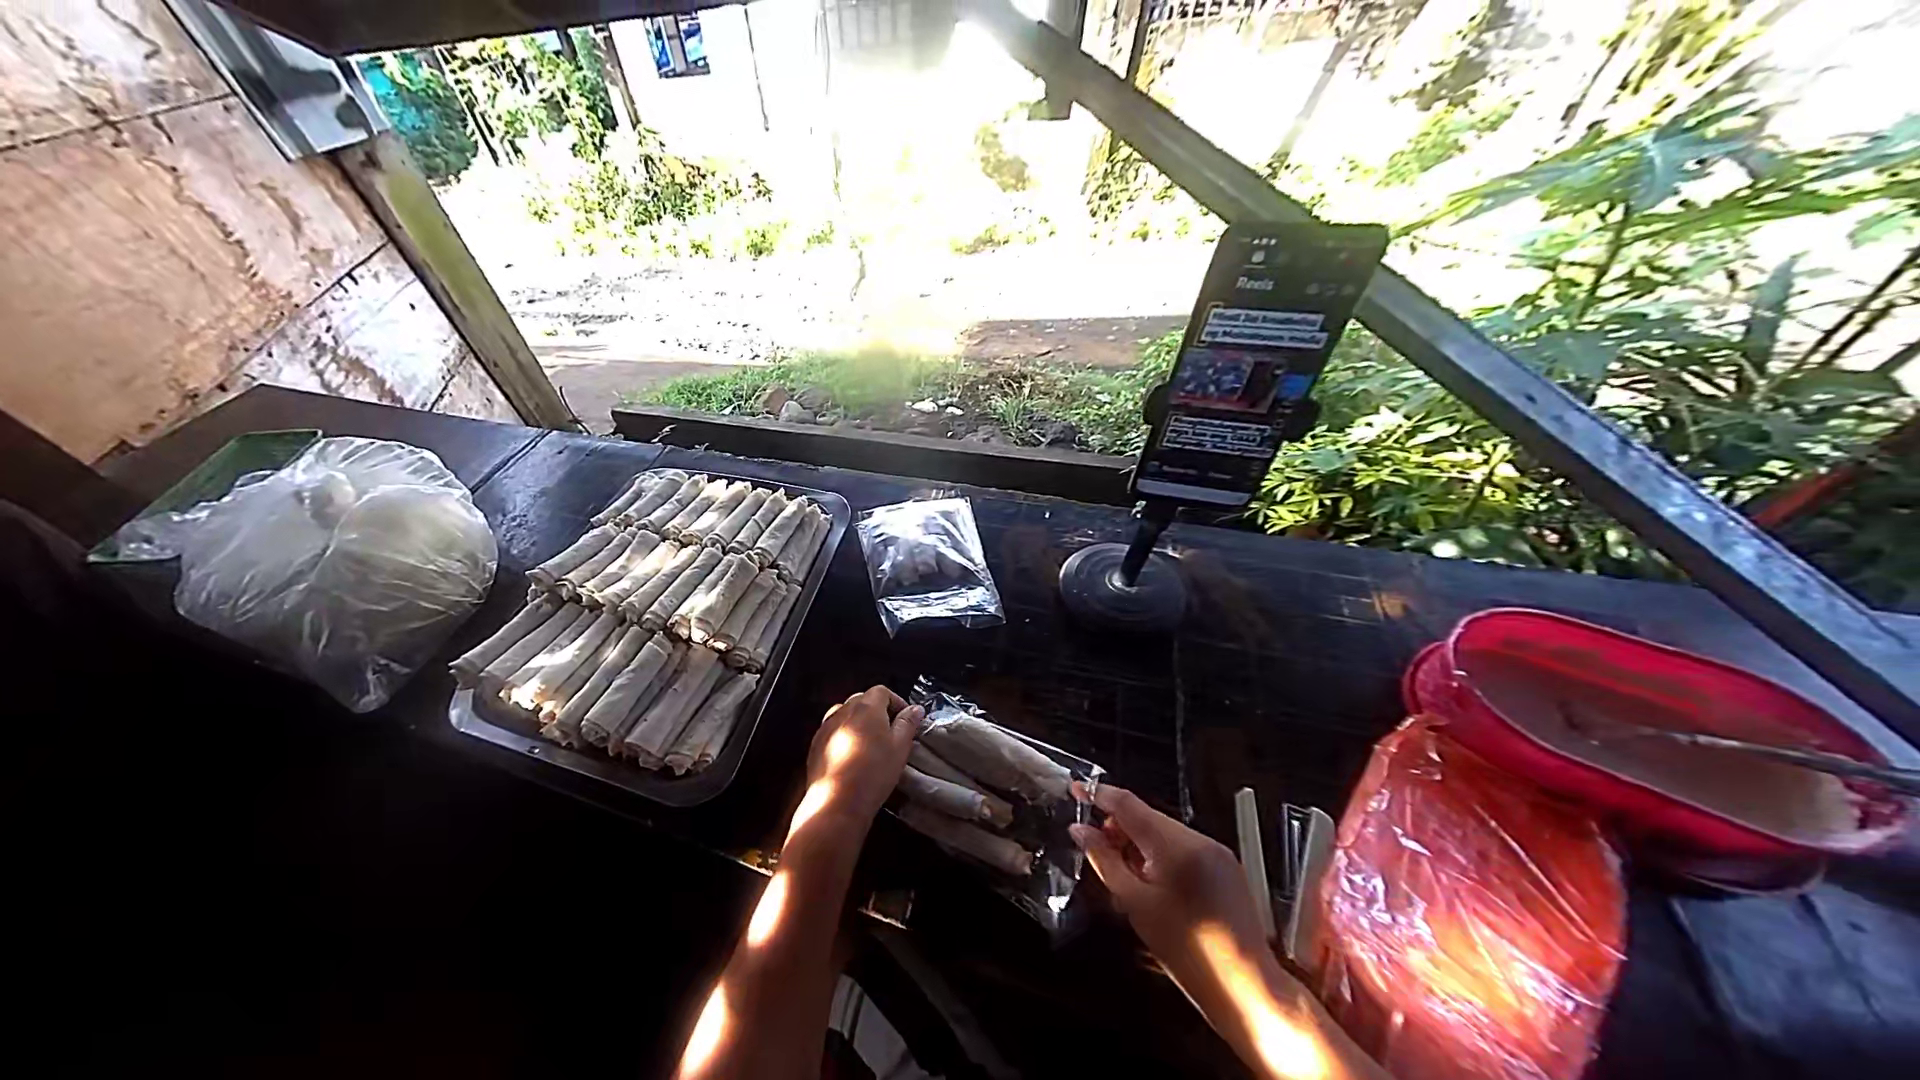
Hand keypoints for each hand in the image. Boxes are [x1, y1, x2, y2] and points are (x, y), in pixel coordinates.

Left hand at [797, 686, 920, 832]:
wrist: (836, 803)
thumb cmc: (873, 774)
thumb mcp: (900, 748)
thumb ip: (908, 723)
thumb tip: (915, 709)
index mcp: (866, 707)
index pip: (882, 691)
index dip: (896, 702)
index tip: (906, 718)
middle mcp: (843, 711)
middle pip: (863, 700)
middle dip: (878, 710)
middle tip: (891, 732)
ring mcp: (826, 727)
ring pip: (846, 714)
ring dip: (859, 722)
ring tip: (870, 744)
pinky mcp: (815, 745)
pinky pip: (833, 730)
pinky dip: (844, 735)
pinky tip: (852, 756)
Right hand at [1069, 783, 1266, 967]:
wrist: (1245, 988)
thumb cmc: (1186, 951)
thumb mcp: (1135, 905)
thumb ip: (1104, 860)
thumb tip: (1080, 831)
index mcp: (1176, 845)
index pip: (1128, 804)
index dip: (1098, 794)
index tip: (1076, 789)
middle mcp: (1199, 839)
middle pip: (1147, 817)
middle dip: (1118, 827)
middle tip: (1098, 850)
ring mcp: (1216, 851)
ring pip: (1164, 832)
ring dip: (1139, 843)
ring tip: (1126, 876)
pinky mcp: (1225, 866)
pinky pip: (1183, 847)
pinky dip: (1161, 855)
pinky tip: (1152, 884)